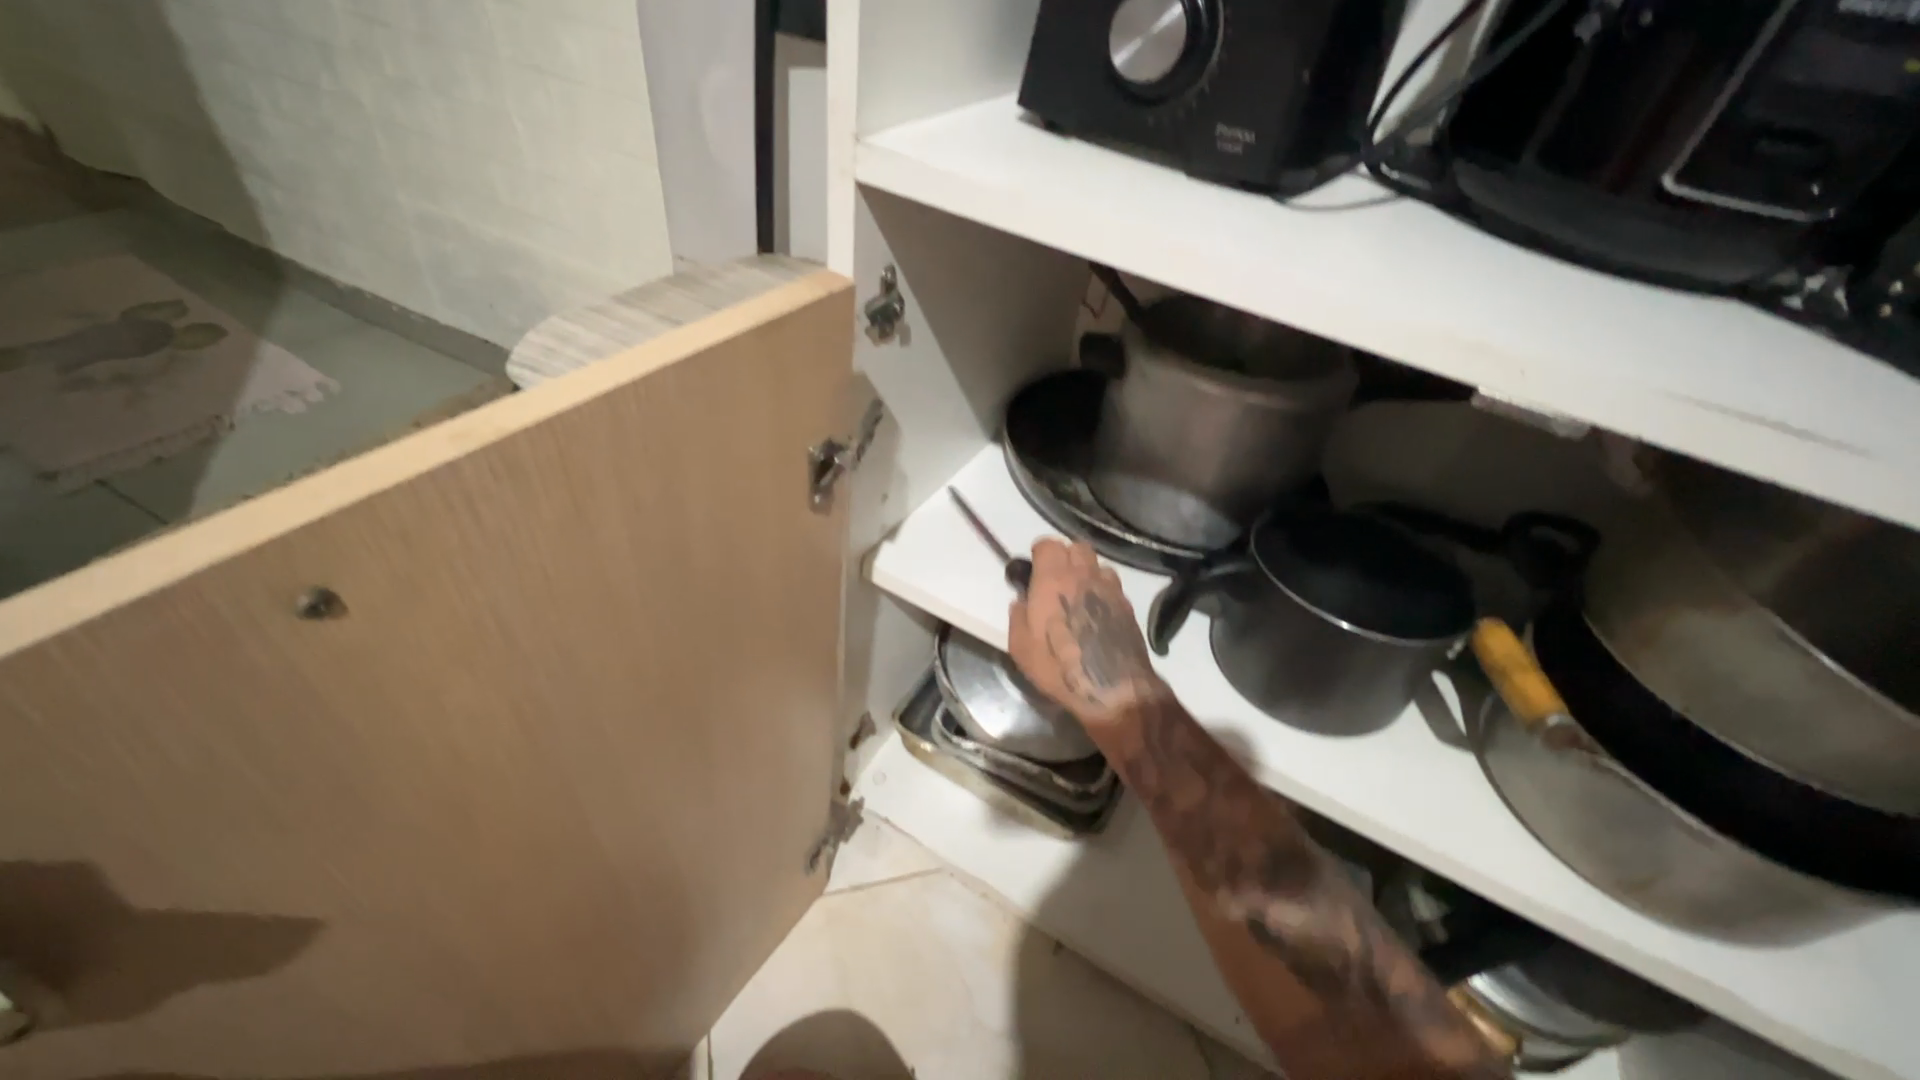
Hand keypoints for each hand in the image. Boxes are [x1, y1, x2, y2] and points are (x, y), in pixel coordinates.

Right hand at [1008, 539, 1169, 730]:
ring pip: (1097, 564)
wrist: (1112, 688)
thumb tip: (1022, 602)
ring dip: (1086, 572)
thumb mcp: (1021, 648)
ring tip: (1078, 594)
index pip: (1048, 544)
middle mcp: (1083, 575)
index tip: (1034, 570)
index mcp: (1053, 579)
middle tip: (1055, 580)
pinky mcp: (1127, 605)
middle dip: (1065, 557)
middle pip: (1076, 547)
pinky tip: (1096, 612)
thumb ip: (1018, 617)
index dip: (1040, 553)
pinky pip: (1112, 585)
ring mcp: (1110, 588)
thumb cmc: (1058, 667)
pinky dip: (1102, 590)